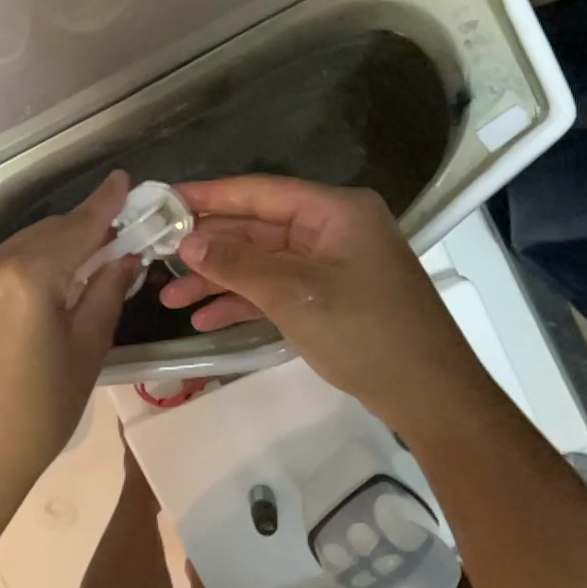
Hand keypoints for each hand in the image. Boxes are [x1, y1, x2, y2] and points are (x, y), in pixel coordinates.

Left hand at [0, 170, 140, 494]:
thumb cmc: (41, 410)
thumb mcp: (86, 349)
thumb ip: (106, 292)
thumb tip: (125, 257)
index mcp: (28, 276)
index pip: (77, 228)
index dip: (105, 205)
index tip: (124, 180)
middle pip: (45, 234)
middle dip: (80, 231)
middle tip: (115, 234)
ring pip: (18, 249)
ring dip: (51, 250)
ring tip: (81, 264)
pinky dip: (23, 269)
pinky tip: (40, 289)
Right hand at [159, 176, 499, 427]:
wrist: (429, 395)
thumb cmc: (366, 332)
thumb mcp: (295, 294)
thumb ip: (237, 264)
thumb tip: (186, 242)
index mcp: (335, 212)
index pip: (260, 192)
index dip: (209, 195)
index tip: (164, 201)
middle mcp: (333, 229)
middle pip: (257, 227)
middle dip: (209, 246)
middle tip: (157, 254)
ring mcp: (332, 265)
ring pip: (262, 261)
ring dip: (219, 279)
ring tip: (170, 298)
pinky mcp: (330, 297)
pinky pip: (277, 289)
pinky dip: (243, 302)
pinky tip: (206, 320)